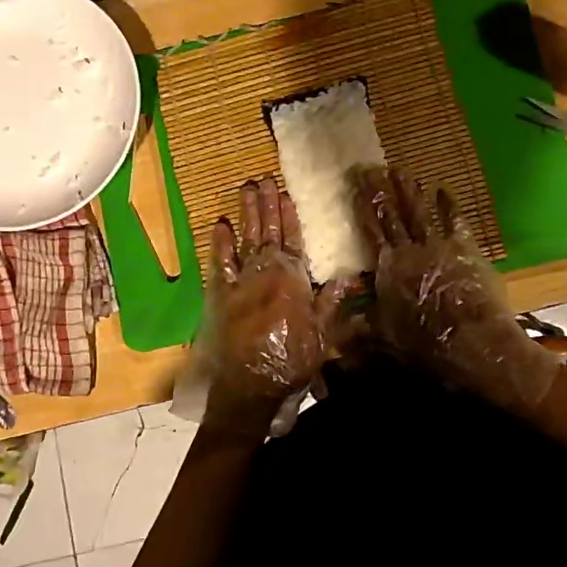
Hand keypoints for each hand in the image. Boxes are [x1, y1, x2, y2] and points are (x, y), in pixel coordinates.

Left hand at [204, 179, 326, 441]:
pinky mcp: (223, 295)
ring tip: (246, 188)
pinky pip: (220, 264)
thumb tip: (347, 277)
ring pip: (246, 240)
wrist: (252, 387)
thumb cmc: (292, 361)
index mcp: (293, 281)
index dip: (289, 217)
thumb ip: (329, 303)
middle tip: (262, 179)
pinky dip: (220, 244)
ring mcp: (242, 282)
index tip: (286, 193)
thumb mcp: (322, 334)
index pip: (293, 241)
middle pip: (268, 233)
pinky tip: (220, 223)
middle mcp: (267, 274)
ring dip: (247, 214)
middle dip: (266, 206)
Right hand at [354, 167, 559, 412]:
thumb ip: (358, 326)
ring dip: (410, 191)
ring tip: (401, 170)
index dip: (363, 204)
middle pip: (394, 214)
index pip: (372, 228)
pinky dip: (449, 205)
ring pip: (420, 212)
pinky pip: (455, 221)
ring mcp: (439, 246)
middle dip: (382, 189)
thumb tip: (331, 327)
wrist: (470, 338)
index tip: (356, 182)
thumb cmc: (423, 340)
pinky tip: (443, 189)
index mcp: (389, 267)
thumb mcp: (383, 336)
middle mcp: (411, 250)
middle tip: (373, 166)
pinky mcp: (465, 248)